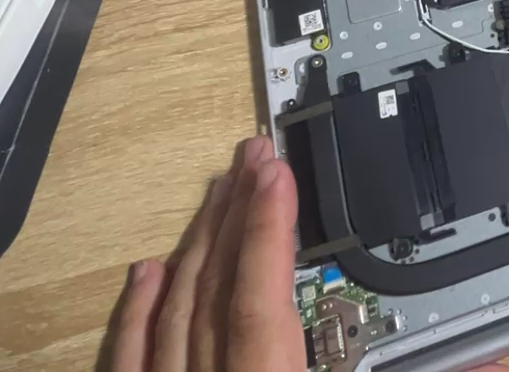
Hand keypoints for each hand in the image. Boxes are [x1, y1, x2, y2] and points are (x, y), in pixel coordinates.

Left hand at [113, 136, 304, 371]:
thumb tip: (382, 342)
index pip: (257, 306)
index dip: (267, 234)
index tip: (276, 175)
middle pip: (216, 292)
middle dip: (240, 216)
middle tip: (257, 158)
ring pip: (176, 311)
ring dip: (201, 242)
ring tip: (223, 186)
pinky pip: (126, 362)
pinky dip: (137, 312)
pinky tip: (147, 268)